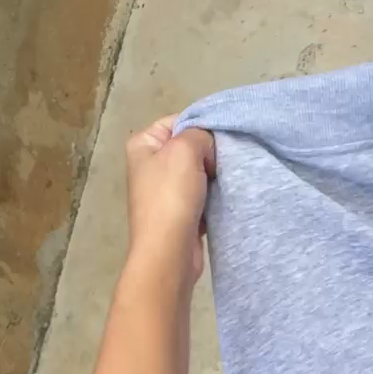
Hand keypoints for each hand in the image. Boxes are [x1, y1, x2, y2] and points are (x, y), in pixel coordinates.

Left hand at [124, 114, 215, 280]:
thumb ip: (200, 134)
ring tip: (229, 182)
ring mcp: (165, 192)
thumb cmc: (172, 197)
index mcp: (143, 144)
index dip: (202, 127)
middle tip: (227, 163)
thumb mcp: (185, 150)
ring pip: (199, 174)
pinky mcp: (180, 215)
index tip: (222, 139)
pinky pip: (202, 198)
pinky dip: (214, 199)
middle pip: (189, 149)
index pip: (178, 121)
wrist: (169, 252)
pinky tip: (224, 202)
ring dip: (215, 178)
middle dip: (211, 154)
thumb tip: (209, 146)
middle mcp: (151, 166)